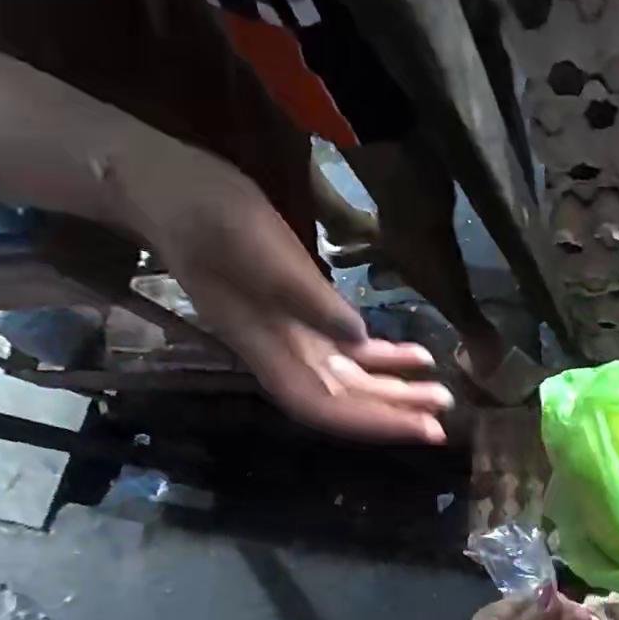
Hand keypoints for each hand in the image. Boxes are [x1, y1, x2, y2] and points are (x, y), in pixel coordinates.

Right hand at [112, 138, 452, 442]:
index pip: (327, 407)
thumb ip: (310, 301)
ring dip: (395, 390)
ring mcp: (293, 337)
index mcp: (270, 351)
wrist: (173, 190)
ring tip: (439, 393)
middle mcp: (284, 355)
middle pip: (345, 402)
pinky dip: (383, 356)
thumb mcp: (262, 253)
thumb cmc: (209, 216)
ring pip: (352, 380)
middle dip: (395, 413)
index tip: (424, 429)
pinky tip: (415, 356)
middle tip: (445, 421)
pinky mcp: (302, 315)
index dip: (375, 423)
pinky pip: (348, 348)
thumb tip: (360, 341)